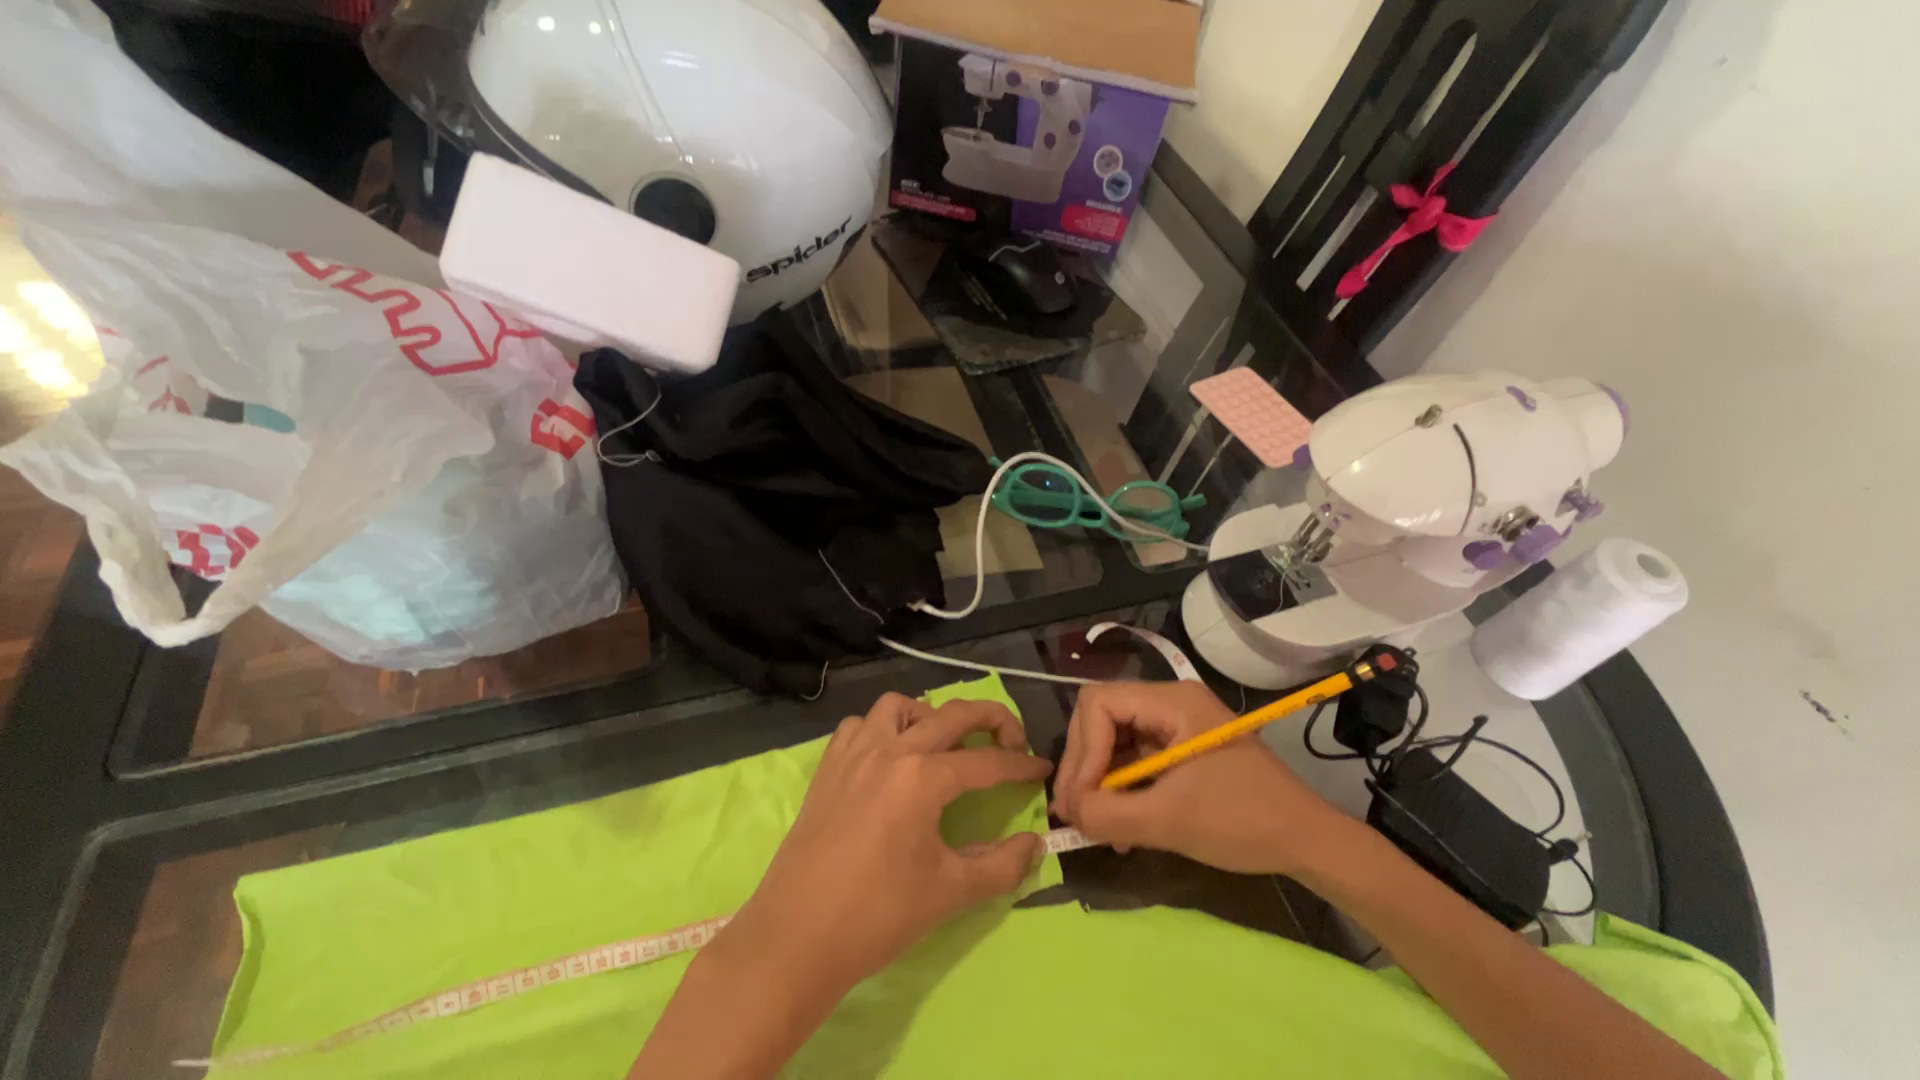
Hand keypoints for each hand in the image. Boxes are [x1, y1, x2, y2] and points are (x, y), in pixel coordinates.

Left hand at [725, 692, 1051, 994]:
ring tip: (945, 746)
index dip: (1022, 765)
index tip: (1043, 771)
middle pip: (952, 714)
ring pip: (899, 707)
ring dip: (930, 715)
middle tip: (1013, 741)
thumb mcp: (951, 892)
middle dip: (992, 718)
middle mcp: (890, 751)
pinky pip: (859, 726)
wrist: (797, 937)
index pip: (988, 761)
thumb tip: (1035, 844)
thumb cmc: (878, 915)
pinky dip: (882, 729)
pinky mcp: (827, 769)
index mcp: (924, 777)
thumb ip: (1002, 865)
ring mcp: (853, 755)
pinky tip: (890, 760)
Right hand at [1051, 681, 1352, 875]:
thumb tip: (1068, 815)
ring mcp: (1177, 728)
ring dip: (1099, 786)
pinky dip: (1121, 794)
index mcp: (1173, 703)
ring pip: (1114, 745)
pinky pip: (1135, 763)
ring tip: (1096, 829)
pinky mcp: (1182, 753)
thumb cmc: (1242, 821)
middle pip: (1101, 721)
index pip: (1099, 704)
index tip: (1082, 799)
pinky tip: (1121, 831)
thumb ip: (1109, 815)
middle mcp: (1171, 705)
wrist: (1308, 842)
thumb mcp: (1169, 821)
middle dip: (1084, 769)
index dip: (1082, 750)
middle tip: (1076, 815)